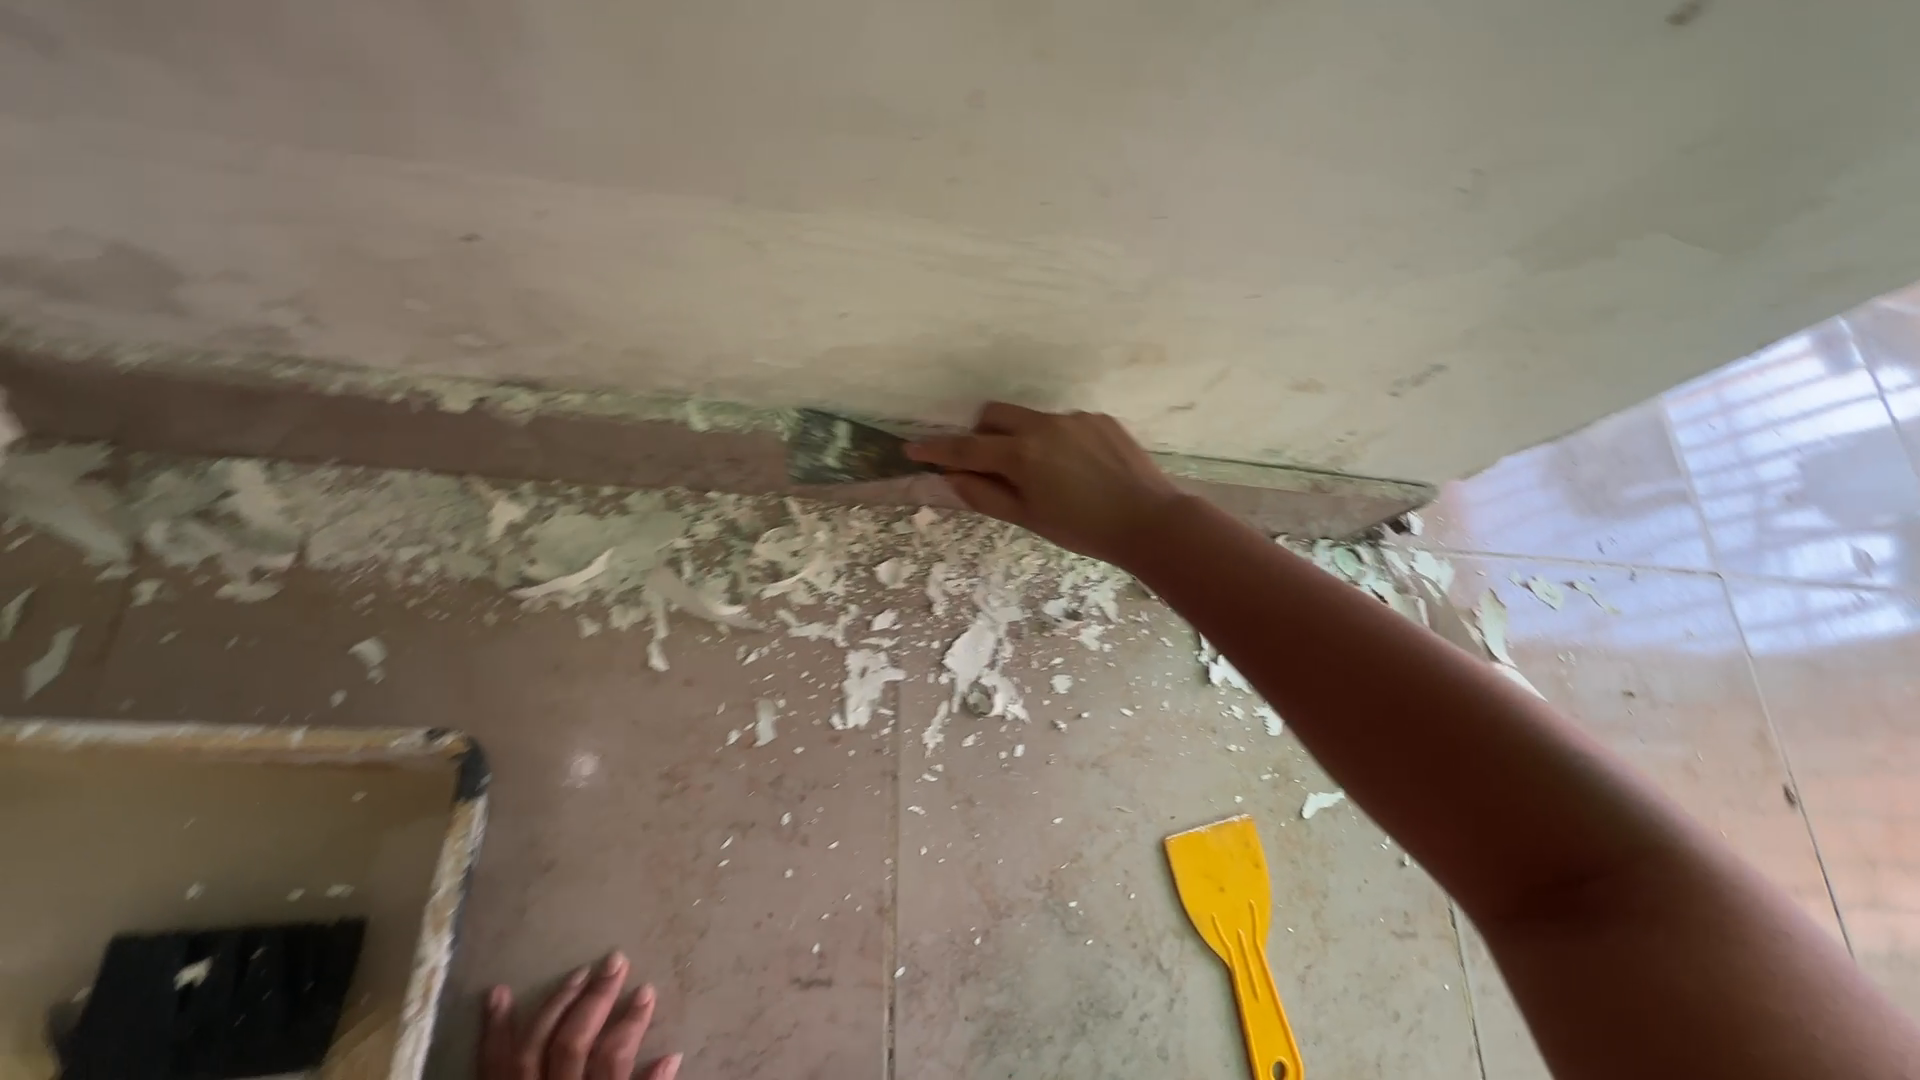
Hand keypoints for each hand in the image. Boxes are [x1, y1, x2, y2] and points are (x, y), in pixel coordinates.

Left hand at [480, 952, 681, 1079]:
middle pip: (571, 1044)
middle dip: (595, 999)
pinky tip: (498, 994)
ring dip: (555, 1004)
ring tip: (578, 972)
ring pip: (530, 1048)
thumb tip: (669, 1059)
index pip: (611, 1060)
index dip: (630, 1024)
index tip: (646, 991)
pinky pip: (488, 1068)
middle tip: (615, 961)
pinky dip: (493, 1031)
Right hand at [906, 403, 1186, 565]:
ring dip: (1022, 438)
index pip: (965, 448)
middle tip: (988, 461)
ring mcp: (1074, 418)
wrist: (1150, 521)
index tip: (912, 448)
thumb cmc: (1083, 530)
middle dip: (981, 432)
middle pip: (993, 414)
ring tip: (1046, 474)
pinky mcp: (1100, 418)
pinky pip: (1064, 423)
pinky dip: (1057, 441)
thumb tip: (951, 478)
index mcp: (1021, 455)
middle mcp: (1043, 426)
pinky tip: (1078, 470)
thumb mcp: (1028, 518)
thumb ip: (985, 495)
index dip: (936, 449)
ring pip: (1030, 419)